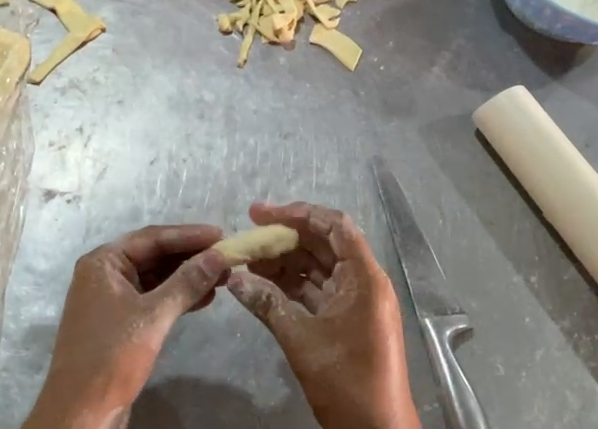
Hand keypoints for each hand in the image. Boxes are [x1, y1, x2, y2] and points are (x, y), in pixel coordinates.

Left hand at [22, 224, 229, 428]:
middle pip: (155, 256)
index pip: (152, 238)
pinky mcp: (122, 323)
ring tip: (223, 277)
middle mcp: (106, 274)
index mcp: (103, 262)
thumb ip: (186, 282)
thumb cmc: (111, 357)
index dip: (188, 235)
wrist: (81, 415)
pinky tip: (205, 298)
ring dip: (188, 278)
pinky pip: (154, 300)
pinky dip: (178, 298)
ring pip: (157, 279)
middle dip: (191, 257)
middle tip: (226, 256)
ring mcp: (112, 299)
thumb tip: (218, 255)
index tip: (221, 234)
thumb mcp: (153, 316)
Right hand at [227, 202, 420, 428]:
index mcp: (364, 276)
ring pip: (318, 266)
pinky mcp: (348, 320)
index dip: (298, 214)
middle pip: (323, 243)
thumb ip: (268, 303)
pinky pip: (318, 289)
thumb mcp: (302, 341)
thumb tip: (234, 278)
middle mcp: (364, 281)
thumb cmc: (347, 382)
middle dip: (286, 235)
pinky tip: (263, 282)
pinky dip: (293, 284)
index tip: (262, 214)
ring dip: (286, 261)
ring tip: (249, 258)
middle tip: (249, 230)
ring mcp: (357, 301)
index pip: (333, 225)